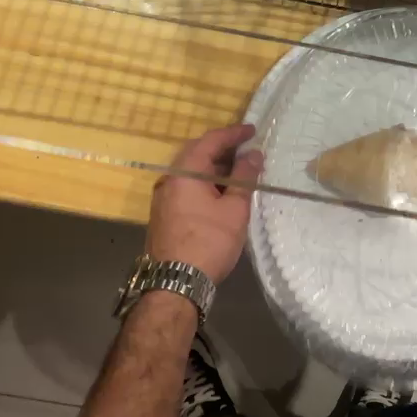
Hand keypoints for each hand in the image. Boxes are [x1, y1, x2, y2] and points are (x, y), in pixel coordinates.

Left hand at [146, 123, 264, 282]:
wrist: (175, 286)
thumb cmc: (208, 242)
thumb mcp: (234, 209)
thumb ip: (244, 177)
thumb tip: (253, 154)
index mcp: (185, 172)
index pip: (210, 140)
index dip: (233, 134)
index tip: (253, 131)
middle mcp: (170, 179)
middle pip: (197, 152)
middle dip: (223, 148)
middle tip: (246, 147)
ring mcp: (164, 197)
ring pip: (191, 171)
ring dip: (214, 166)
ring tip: (238, 169)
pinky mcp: (164, 214)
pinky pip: (187, 186)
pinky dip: (205, 181)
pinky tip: (221, 191)